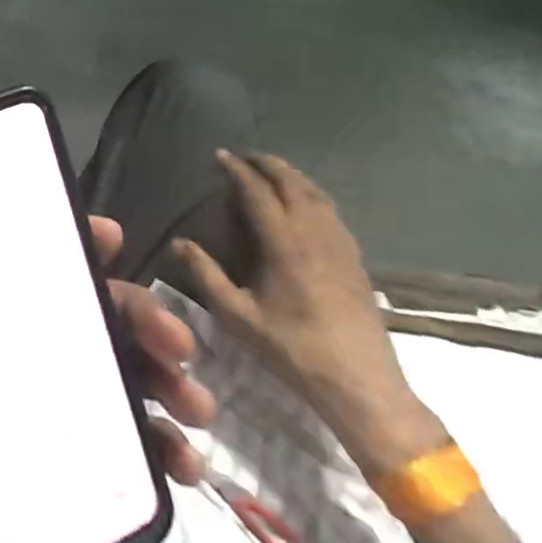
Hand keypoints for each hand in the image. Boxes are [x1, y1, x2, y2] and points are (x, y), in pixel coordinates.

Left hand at [0, 215, 213, 542]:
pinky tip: (184, 461)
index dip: (58, 250)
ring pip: (113, 374)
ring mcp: (43, 423)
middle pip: (76, 321)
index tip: (106, 237)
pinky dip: (165, 442)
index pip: (8, 282)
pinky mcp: (76, 477)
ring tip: (191, 403)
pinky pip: (130, 446)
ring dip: (162, 374)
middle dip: (133, 316)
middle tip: (173, 340)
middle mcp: (4, 374)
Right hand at [174, 151, 444, 474]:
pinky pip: (334, 214)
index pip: (259, 193)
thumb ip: (206, 275)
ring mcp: (342, 249)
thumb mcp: (237, 316)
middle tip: (246, 155)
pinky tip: (307, 205)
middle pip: (294, 185)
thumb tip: (178, 242)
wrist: (363, 387)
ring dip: (294, 177)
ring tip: (273, 171)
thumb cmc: (293, 350)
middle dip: (269, 165)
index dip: (239, 171)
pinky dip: (314, 196)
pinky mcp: (357, 264)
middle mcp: (316, 237)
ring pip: (319, 197)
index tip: (220, 156)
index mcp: (285, 245)